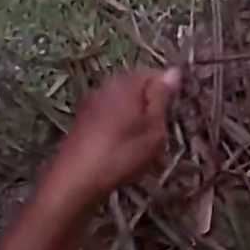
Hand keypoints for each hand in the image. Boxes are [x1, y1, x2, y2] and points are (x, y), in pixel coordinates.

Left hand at [42, 68, 180, 207]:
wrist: (76, 179)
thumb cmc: (122, 152)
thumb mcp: (153, 128)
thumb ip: (162, 98)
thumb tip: (173, 71)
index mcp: (126, 83)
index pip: (154, 74)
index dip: (167, 91)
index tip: (173, 114)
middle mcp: (106, 86)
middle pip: (135, 88)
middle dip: (149, 105)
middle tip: (160, 132)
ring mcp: (90, 103)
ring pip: (121, 104)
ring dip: (133, 119)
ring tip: (141, 144)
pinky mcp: (81, 122)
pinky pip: (107, 118)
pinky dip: (118, 129)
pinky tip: (121, 149)